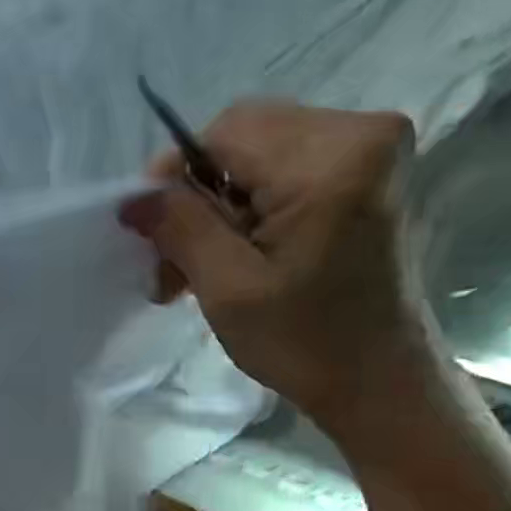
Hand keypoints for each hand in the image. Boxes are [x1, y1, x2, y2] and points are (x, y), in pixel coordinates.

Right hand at [122, 102, 434, 432]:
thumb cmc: (304, 344)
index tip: (149, 230)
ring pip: (260, 154)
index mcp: (330, 159)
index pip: (226, 131)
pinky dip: (251, 209)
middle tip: (173, 263)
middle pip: (245, 137)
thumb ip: (180, 229)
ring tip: (197, 268)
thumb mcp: (228, 290)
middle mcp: (361, 130)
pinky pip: (286, 169)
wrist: (378, 380)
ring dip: (220, 207)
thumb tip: (132, 197)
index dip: (176, 175)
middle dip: (198, 196)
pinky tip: (235, 253)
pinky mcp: (369, 172)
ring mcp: (372, 148)